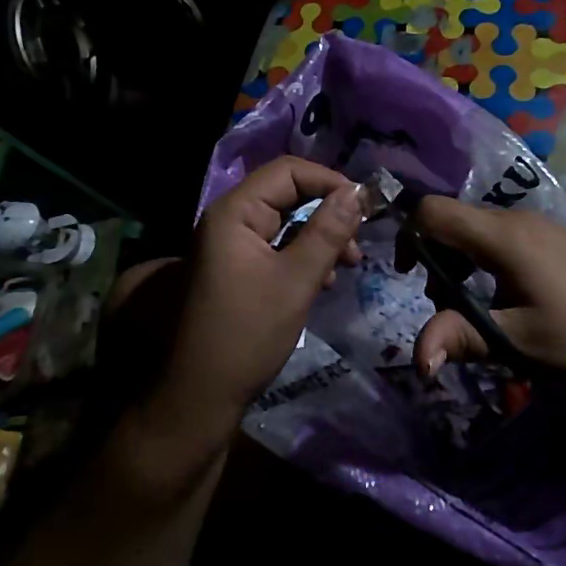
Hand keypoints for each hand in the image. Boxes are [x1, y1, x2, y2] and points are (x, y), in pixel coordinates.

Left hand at [142, 158, 363, 447]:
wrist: (200, 395)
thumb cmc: (248, 334)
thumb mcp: (296, 281)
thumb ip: (328, 232)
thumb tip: (358, 191)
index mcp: (235, 212)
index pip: (288, 171)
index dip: (330, 181)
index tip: (365, 207)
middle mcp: (229, 219)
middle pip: (287, 193)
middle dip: (327, 212)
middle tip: (357, 243)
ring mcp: (231, 244)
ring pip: (285, 221)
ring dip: (319, 236)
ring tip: (346, 265)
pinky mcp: (236, 266)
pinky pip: (276, 245)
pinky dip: (303, 255)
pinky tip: (324, 280)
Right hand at [408, 198, 565, 394]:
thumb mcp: (520, 342)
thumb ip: (460, 337)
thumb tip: (415, 358)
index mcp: (504, 236)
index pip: (432, 211)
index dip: (408, 236)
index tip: (407, 277)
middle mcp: (518, 219)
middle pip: (452, 221)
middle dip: (434, 259)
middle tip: (446, 308)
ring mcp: (540, 227)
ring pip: (476, 232)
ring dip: (460, 266)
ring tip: (475, 311)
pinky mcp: (555, 241)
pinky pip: (501, 240)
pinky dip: (485, 266)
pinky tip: (506, 302)